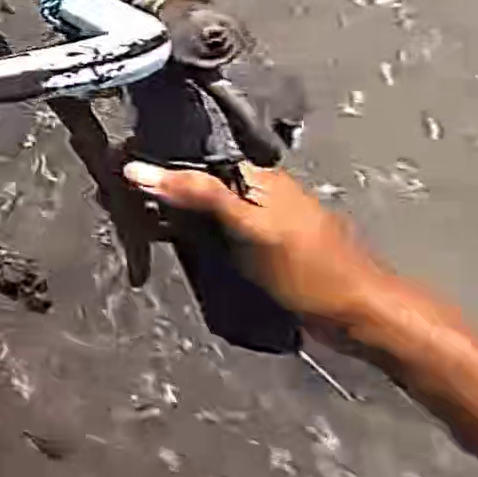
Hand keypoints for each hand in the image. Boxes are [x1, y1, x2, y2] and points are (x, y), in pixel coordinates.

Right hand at [122, 161, 385, 329]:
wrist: (364, 323)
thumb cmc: (313, 272)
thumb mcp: (251, 227)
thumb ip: (197, 193)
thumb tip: (134, 169)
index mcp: (253, 175)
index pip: (183, 153)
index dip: (145, 161)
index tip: (113, 177)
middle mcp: (247, 190)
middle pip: (181, 179)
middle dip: (145, 190)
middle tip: (116, 206)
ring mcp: (245, 217)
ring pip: (185, 204)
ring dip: (156, 213)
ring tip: (130, 225)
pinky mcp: (242, 242)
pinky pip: (195, 226)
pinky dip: (172, 231)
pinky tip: (157, 240)